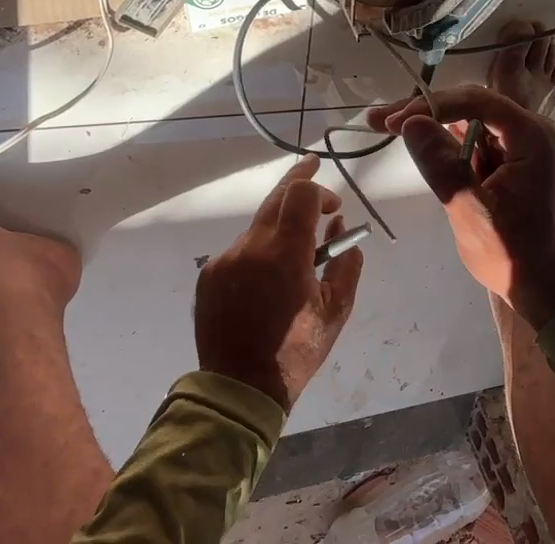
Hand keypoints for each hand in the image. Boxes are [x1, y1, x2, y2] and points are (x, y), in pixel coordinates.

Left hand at [194, 156, 364, 409]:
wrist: (240, 388)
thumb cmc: (297, 351)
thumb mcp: (337, 308)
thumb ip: (345, 261)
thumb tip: (340, 226)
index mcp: (285, 253)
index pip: (300, 193)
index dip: (319, 190)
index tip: (333, 207)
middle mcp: (251, 246)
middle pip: (276, 197)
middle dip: (298, 181)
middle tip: (313, 165)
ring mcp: (225, 259)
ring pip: (259, 225)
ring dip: (280, 226)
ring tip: (295, 256)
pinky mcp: (209, 274)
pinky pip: (240, 250)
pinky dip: (258, 251)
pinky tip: (267, 280)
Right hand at [369, 86, 554, 328]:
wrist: (551, 287)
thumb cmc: (516, 255)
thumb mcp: (471, 212)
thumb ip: (441, 165)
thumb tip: (411, 122)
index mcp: (532, 136)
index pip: (475, 101)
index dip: (430, 106)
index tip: (392, 121)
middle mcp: (533, 130)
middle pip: (472, 105)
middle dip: (425, 111)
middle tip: (379, 120)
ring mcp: (525, 144)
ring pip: (471, 120)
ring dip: (432, 124)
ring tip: (387, 125)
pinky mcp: (515, 158)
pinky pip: (478, 140)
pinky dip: (448, 142)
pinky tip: (419, 140)